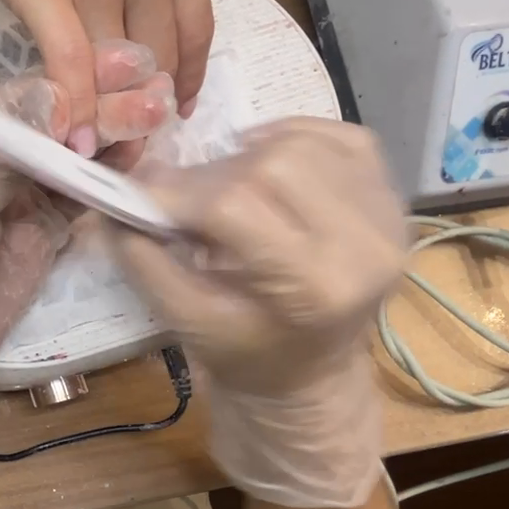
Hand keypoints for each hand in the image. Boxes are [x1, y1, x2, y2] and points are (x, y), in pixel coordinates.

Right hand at [0, 0, 212, 156]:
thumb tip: (132, 30)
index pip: (195, 34)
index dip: (185, 85)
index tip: (172, 118)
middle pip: (158, 61)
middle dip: (146, 113)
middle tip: (130, 151)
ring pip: (114, 70)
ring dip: (108, 119)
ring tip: (98, 154)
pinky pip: (66, 60)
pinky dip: (71, 105)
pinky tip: (70, 137)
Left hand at [0, 47, 175, 485]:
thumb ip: (8, 146)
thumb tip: (55, 93)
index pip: (22, 97)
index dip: (69, 83)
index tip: (114, 70)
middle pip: (56, 122)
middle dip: (102, 104)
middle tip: (152, 89)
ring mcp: (25, 194)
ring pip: (77, 155)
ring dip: (115, 135)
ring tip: (158, 112)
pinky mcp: (49, 228)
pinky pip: (84, 194)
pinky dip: (111, 177)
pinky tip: (140, 154)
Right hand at [110, 119, 409, 507]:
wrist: (306, 373)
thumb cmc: (241, 353)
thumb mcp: (181, 319)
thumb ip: (143, 259)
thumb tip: (114, 198)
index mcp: (314, 288)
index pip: (235, 207)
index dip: (175, 192)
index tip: (134, 194)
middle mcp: (367, 245)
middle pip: (269, 166)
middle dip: (206, 176)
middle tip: (174, 198)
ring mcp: (389, 214)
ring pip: (298, 145)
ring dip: (242, 158)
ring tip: (218, 191)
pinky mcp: (393, 193)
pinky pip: (336, 135)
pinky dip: (287, 139)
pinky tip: (259, 164)